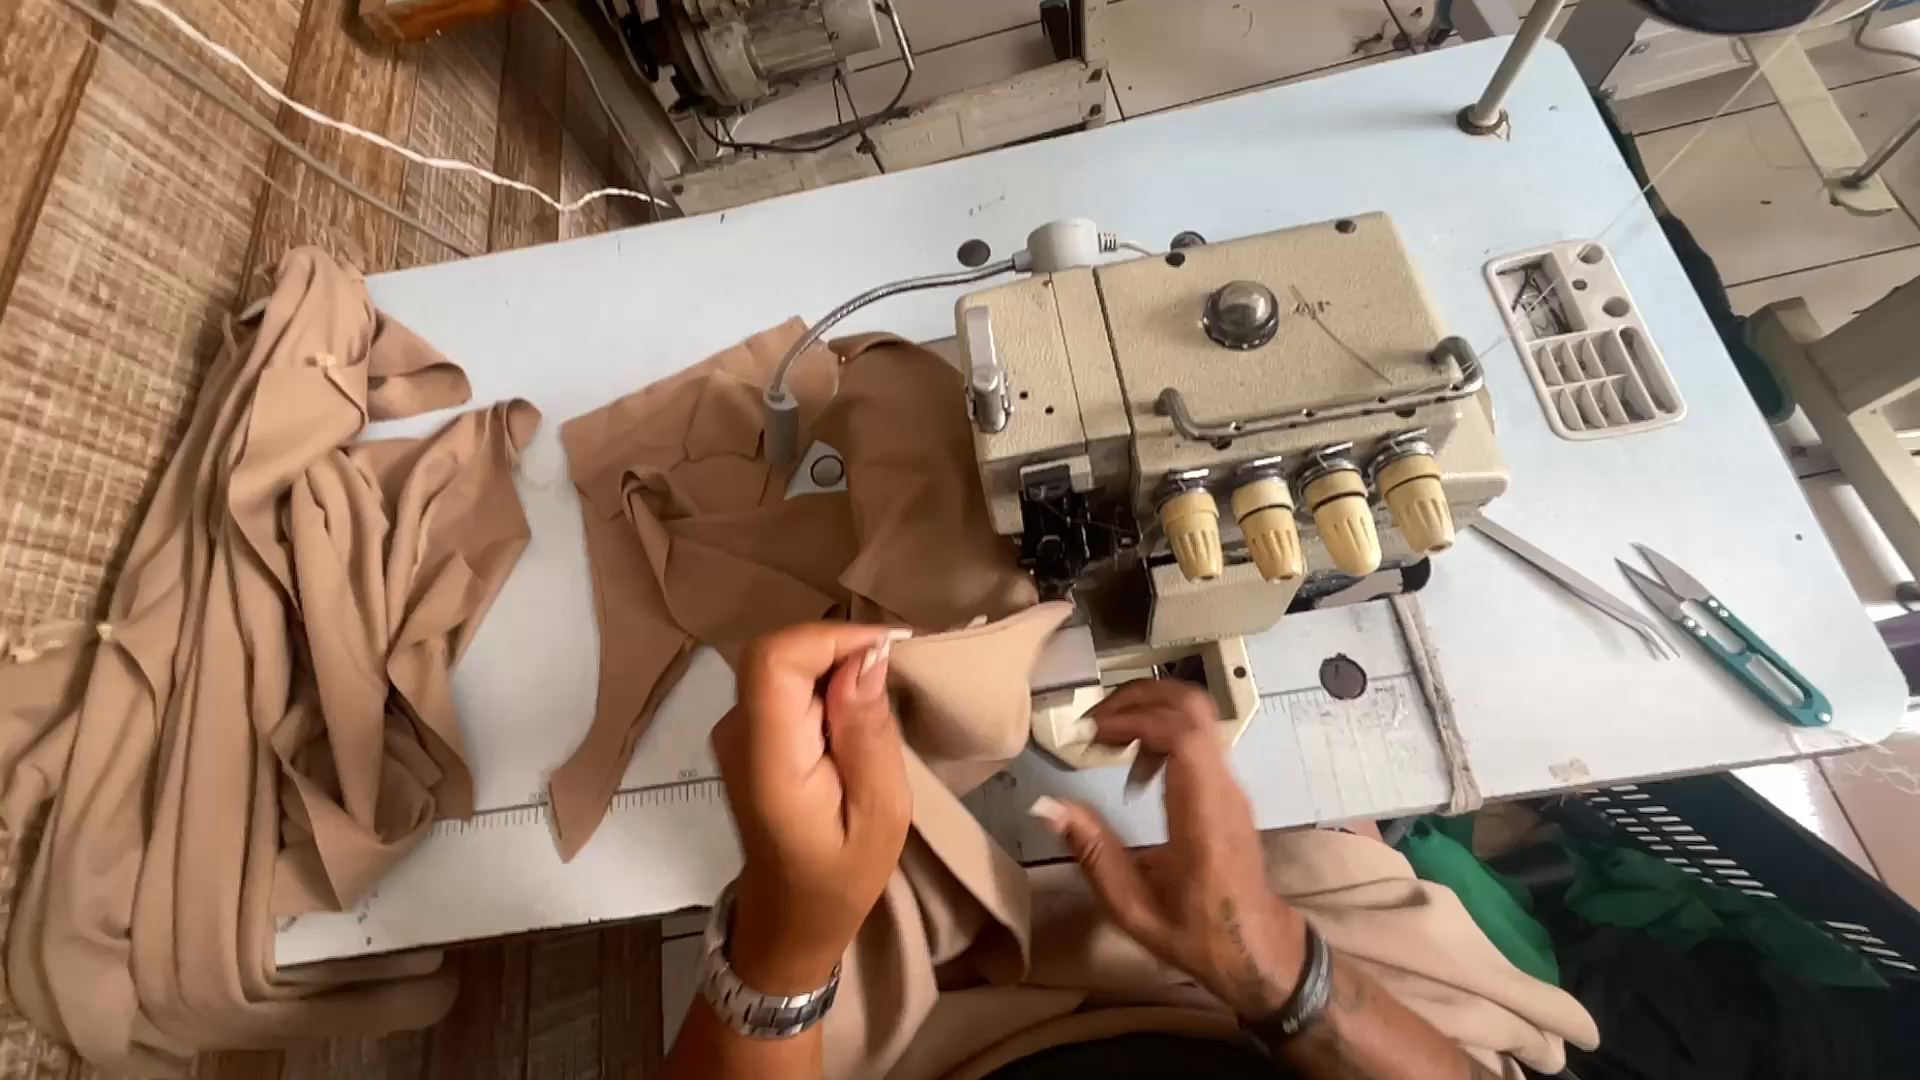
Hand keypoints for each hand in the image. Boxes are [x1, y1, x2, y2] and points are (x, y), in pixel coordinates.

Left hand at [711, 623, 913, 992]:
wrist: (789, 916)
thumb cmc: (841, 876)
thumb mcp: (880, 814)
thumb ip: (869, 734)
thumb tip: (867, 658)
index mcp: (767, 762)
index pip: (773, 661)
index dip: (830, 638)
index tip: (886, 651)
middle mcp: (737, 734)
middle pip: (779, 655)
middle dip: (841, 649)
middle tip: (894, 675)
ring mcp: (735, 731)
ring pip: (783, 662)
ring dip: (835, 664)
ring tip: (880, 698)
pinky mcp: (746, 730)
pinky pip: (784, 681)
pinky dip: (824, 679)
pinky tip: (855, 711)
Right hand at [1030, 679, 1307, 1017]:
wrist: (1261, 949)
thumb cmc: (1198, 933)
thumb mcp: (1133, 908)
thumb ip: (1093, 853)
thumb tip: (1048, 807)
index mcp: (1204, 815)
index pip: (1183, 736)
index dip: (1135, 718)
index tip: (1094, 732)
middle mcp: (1223, 786)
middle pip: (1192, 705)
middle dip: (1138, 697)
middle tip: (1094, 721)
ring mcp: (1229, 780)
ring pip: (1195, 711)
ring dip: (1146, 708)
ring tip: (1107, 736)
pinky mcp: (1226, 782)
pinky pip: (1195, 732)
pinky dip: (1158, 726)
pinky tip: (1132, 763)